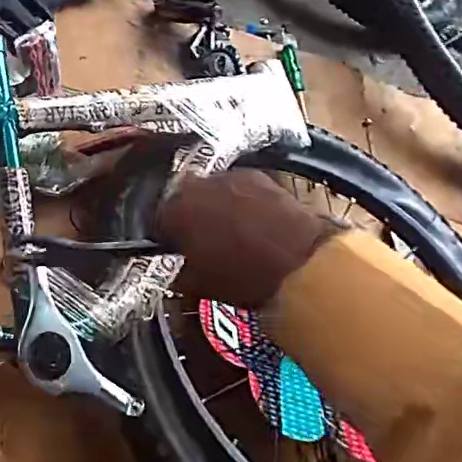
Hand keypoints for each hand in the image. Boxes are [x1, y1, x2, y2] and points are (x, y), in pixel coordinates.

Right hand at [155, 169, 336, 307]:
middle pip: (183, 198)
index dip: (168, 236)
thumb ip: (179, 272)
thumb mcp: (200, 285)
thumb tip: (178, 271)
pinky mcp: (257, 176)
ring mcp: (225, 176)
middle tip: (205, 239)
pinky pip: (241, 188)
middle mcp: (192, 186)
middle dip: (191, 215)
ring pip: (212, 190)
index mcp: (171, 211)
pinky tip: (256, 221)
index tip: (178, 249)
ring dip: (217, 204)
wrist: (303, 263)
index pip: (158, 221)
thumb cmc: (244, 276)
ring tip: (234, 230)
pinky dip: (244, 200)